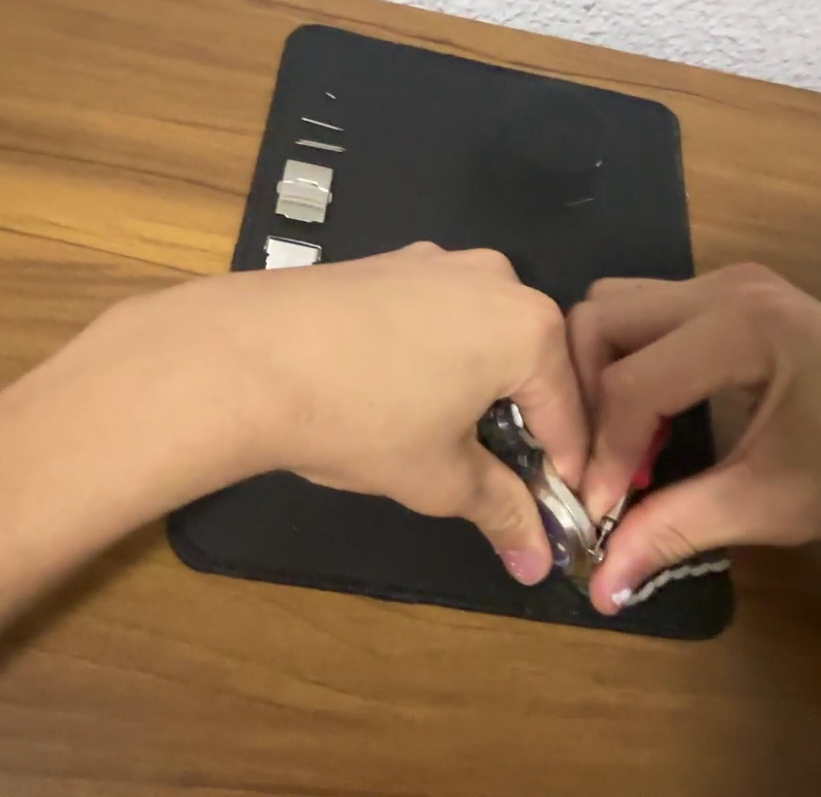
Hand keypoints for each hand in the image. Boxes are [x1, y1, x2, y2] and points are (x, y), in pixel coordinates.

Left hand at [66, 243, 588, 583]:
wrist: (251, 354)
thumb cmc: (365, 418)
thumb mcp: (440, 477)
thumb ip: (501, 510)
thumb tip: (536, 560)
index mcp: (529, 326)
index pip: (569, 413)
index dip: (564, 472)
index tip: (554, 514)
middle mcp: (496, 279)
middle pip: (531, 363)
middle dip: (523, 423)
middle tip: (499, 475)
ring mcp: (440, 261)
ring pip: (484, 333)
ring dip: (480, 383)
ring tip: (446, 431)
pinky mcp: (394, 259)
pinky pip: (440, 312)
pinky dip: (440, 351)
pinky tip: (401, 383)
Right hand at [568, 263, 820, 612]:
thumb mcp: (770, 506)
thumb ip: (674, 530)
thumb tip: (598, 587)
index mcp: (743, 326)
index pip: (631, 381)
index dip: (603, 450)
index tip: (596, 511)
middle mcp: (725, 285)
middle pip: (601, 318)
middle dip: (583, 392)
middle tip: (597, 460)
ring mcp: (729, 282)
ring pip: (617, 307)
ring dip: (600, 370)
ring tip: (620, 437)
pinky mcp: (732, 295)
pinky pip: (647, 313)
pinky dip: (629, 359)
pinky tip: (652, 412)